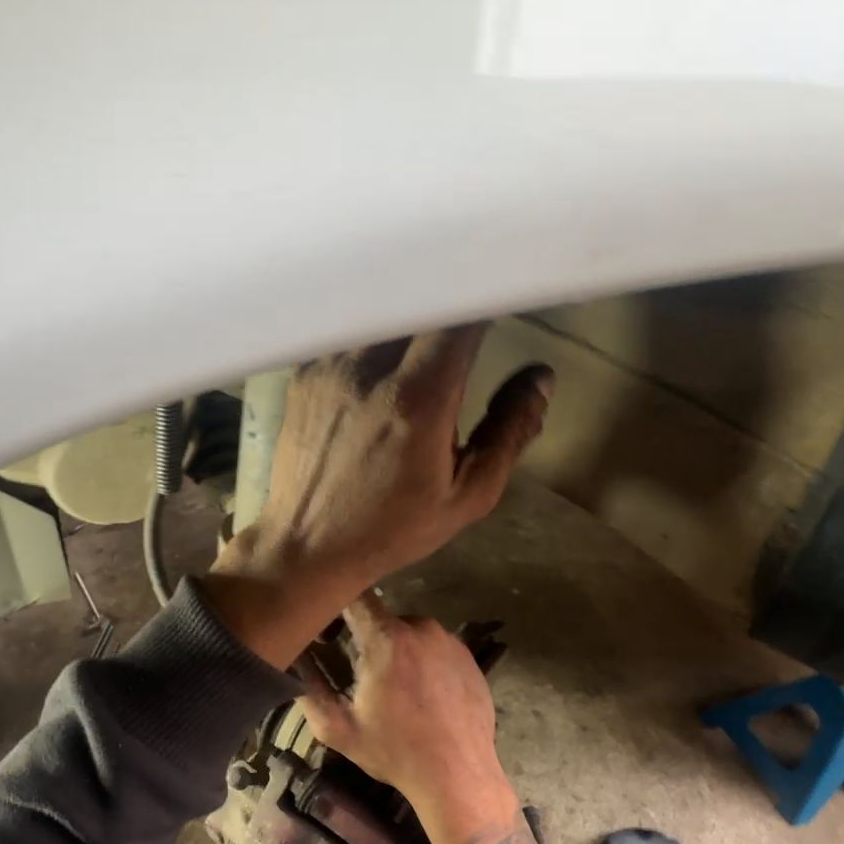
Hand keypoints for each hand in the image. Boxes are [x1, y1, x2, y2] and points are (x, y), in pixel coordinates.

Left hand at [203, 324, 551, 667]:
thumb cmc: (391, 530)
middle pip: (415, 303)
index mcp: (416, 400)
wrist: (305, 546)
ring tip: (424, 336)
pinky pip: (348, 334)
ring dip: (407, 317)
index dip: (483, 298)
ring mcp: (328, 367)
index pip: (458, 318)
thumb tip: (540, 377)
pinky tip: (382, 359)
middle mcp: (367, 370)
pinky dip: (372, 335)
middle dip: (445, 302)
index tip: (500, 297)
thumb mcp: (466, 496)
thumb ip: (509, 432)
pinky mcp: (304, 374)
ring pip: (378, 314)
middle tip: (466, 311)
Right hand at [297, 593, 542, 843]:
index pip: (356, 598)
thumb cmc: (394, 752)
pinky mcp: (470, 658)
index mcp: (387, 639)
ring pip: (412, 634)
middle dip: (370, 638)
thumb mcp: (338, 729)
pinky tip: (425, 696)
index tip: (329, 618)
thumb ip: (308, 690)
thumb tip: (293, 662)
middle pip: (385, 619)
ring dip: (400, 651)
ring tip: (397, 689)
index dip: (339, 602)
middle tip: (363, 672)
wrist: (458, 777)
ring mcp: (450, 642)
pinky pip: (437, 649)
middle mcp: (421, 628)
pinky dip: (427, 663)